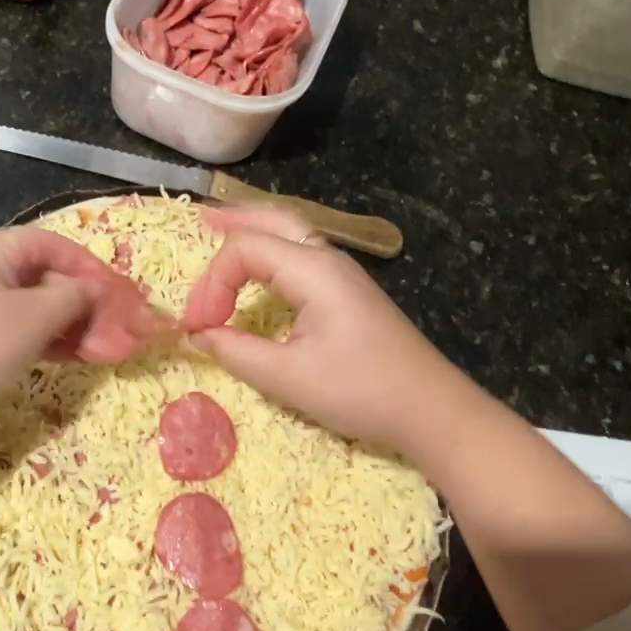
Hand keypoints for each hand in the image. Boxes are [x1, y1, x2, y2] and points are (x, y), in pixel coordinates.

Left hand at [0, 227, 157, 416]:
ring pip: (42, 305)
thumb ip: (75, 296)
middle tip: (123, 324)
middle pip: (49, 275)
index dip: (90, 266)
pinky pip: (30, 327)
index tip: (121, 290)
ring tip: (114, 346)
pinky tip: (89, 355)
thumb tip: (99, 290)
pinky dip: (58, 339)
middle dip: (88, 302)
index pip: (52, 244)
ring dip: (78, 324)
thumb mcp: (36, 316)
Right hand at [182, 206, 474, 451]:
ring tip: (216, 229)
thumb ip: (237, 352)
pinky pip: (298, 248)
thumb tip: (199, 335)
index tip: (199, 327)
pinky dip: (268, 245)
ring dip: (250, 228)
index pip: (244, 250)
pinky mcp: (345, 288)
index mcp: (313, 270)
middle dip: (229, 223)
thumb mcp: (290, 379)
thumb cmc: (363, 392)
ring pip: (287, 229)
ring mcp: (339, 270)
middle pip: (270, 218)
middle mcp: (325, 258)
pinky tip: (257, 263)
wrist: (435, 411)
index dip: (211, 283)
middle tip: (195, 226)